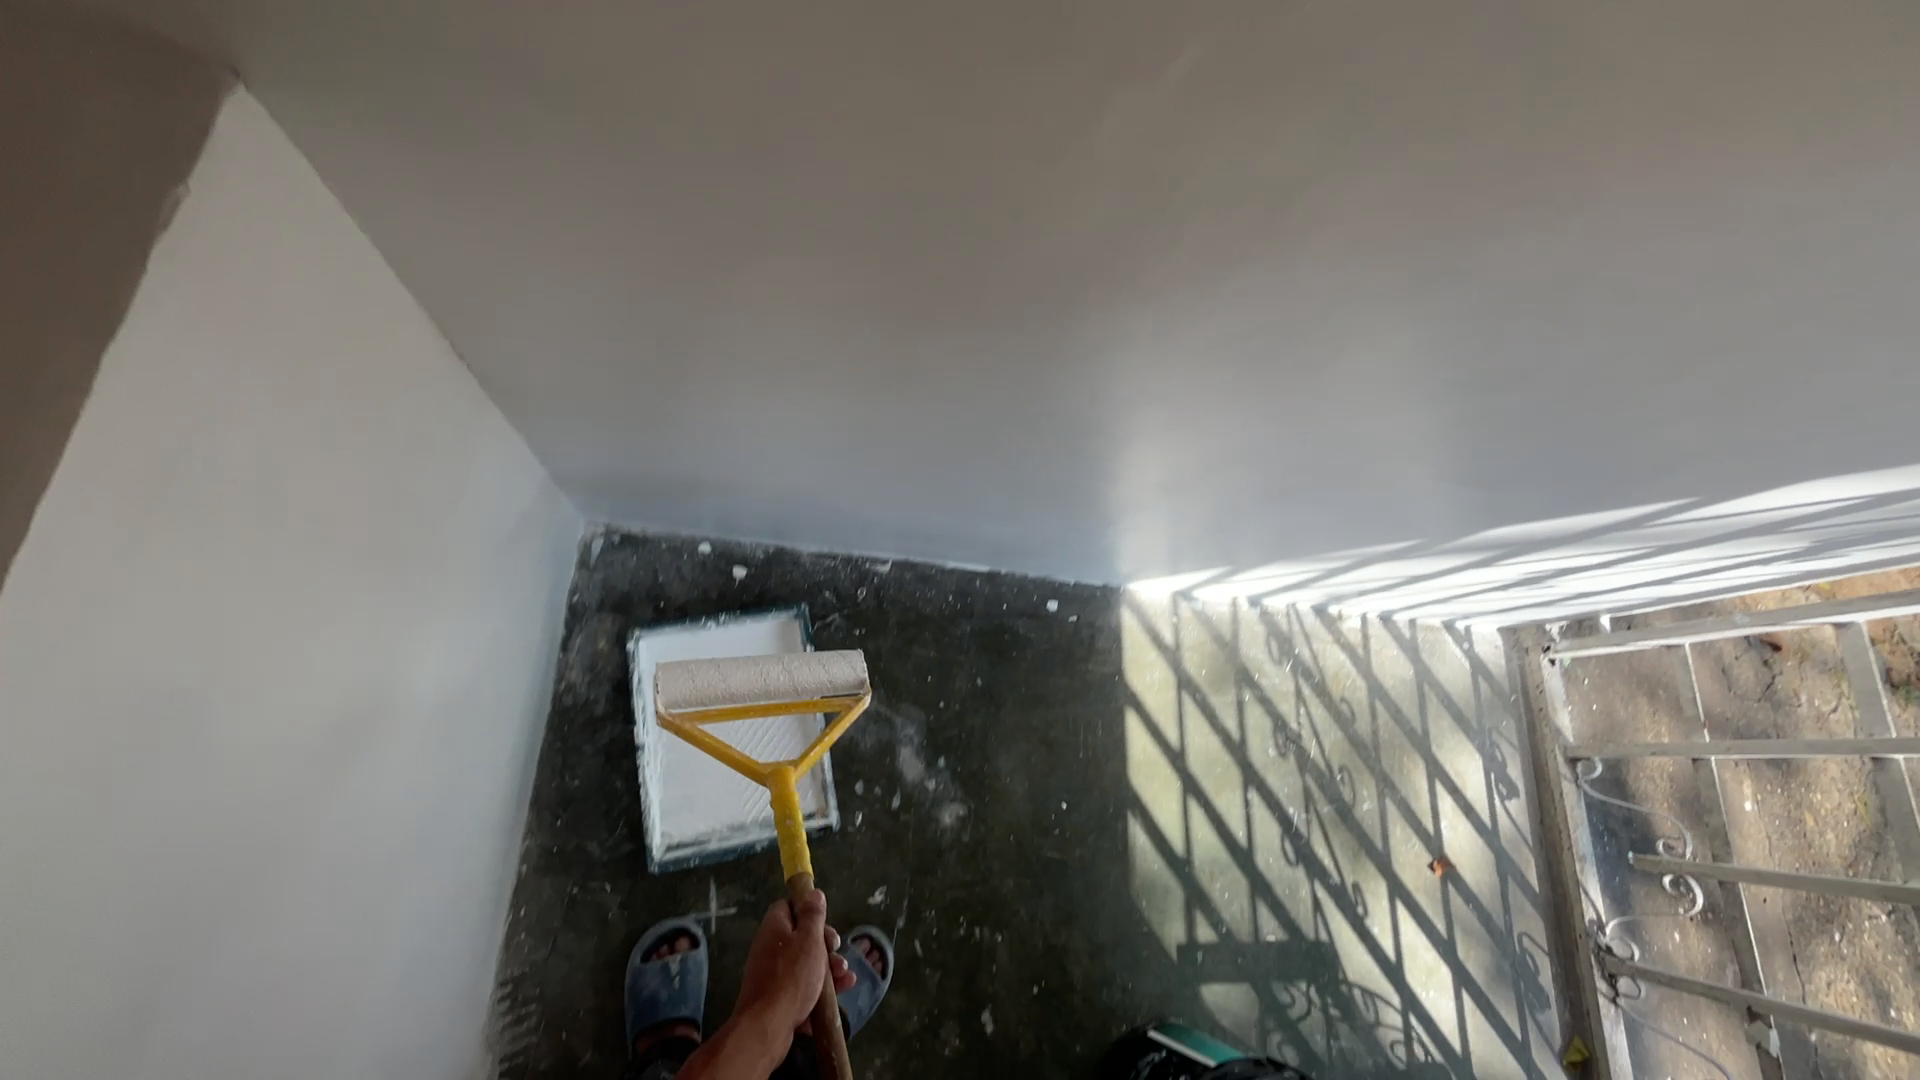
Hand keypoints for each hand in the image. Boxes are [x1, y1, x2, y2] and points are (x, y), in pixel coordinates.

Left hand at [734, 889, 857, 1032]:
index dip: (808, 910)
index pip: (789, 907)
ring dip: (829, 968)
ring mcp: (773, 975)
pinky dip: (821, 989)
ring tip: (845, 977)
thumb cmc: (791, 977)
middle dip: (825, 944)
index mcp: (774, 928)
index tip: (824, 921)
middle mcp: (770, 948)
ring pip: (806, 963)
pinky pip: (803, 986)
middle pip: (801, 937)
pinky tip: (840, 994)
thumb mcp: (809, 940)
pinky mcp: (778, 999)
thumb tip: (813, 893)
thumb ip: (813, 915)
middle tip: (837, 950)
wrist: (767, 1028)